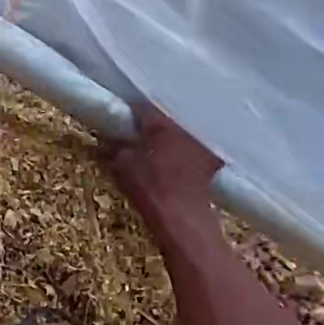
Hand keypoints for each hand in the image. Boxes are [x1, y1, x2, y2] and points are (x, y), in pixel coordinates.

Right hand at [110, 103, 224, 225]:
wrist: (181, 216)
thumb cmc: (149, 189)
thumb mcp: (122, 166)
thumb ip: (116, 147)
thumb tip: (110, 138)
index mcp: (161, 123)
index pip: (142, 107)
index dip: (130, 113)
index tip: (122, 121)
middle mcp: (186, 127)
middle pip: (167, 117)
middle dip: (154, 123)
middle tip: (140, 133)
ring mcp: (203, 143)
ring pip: (184, 131)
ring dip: (172, 136)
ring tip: (160, 147)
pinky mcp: (212, 161)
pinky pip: (196, 148)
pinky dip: (187, 151)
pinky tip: (178, 162)